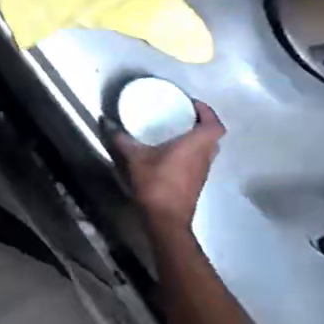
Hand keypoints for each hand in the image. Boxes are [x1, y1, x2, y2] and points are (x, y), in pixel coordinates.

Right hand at [110, 100, 224, 230]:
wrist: (166, 220)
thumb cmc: (156, 183)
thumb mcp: (135, 158)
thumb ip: (122, 139)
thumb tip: (107, 122)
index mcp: (196, 145)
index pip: (215, 125)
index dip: (208, 112)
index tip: (193, 104)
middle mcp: (205, 157)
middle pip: (213, 137)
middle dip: (202, 124)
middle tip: (183, 116)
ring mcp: (202, 172)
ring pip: (208, 150)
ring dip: (197, 139)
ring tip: (176, 132)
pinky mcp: (196, 183)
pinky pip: (199, 161)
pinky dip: (191, 153)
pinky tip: (172, 153)